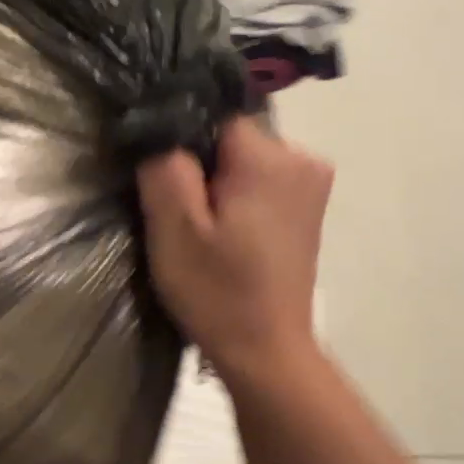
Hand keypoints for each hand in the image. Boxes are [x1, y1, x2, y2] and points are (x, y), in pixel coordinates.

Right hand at [138, 118, 334, 383]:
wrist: (263, 344)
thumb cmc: (214, 287)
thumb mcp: (173, 229)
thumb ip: (165, 172)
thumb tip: (158, 133)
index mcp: (271, 160)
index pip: (214, 119)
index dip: (178, 141)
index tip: (153, 175)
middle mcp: (303, 161)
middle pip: (229, 141)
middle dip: (195, 166)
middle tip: (166, 210)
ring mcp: (310, 186)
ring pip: (241, 163)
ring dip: (210, 185)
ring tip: (186, 225)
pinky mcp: (304, 210)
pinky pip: (256, 184)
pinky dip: (229, 199)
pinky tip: (213, 233)